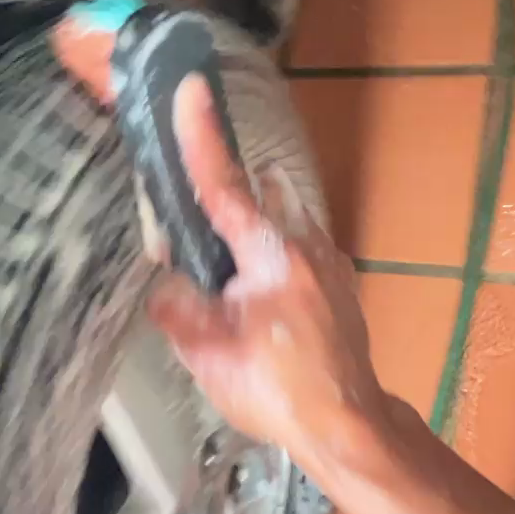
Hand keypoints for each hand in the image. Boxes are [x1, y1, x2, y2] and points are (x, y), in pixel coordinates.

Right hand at [49, 20, 399, 473]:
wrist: (345, 424)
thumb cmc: (275, 391)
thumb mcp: (206, 355)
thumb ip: (177, 308)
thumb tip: (169, 284)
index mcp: (271, 254)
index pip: (225, 185)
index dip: (201, 136)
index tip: (190, 88)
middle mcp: (307, 244)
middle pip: (265, 189)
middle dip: (233, 192)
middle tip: (202, 235)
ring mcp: (330, 262)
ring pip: (287, 216)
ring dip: (255, 228)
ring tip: (231, 277)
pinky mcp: (340, 283)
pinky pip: (301, 246)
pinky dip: (274, 254)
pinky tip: (262, 299)